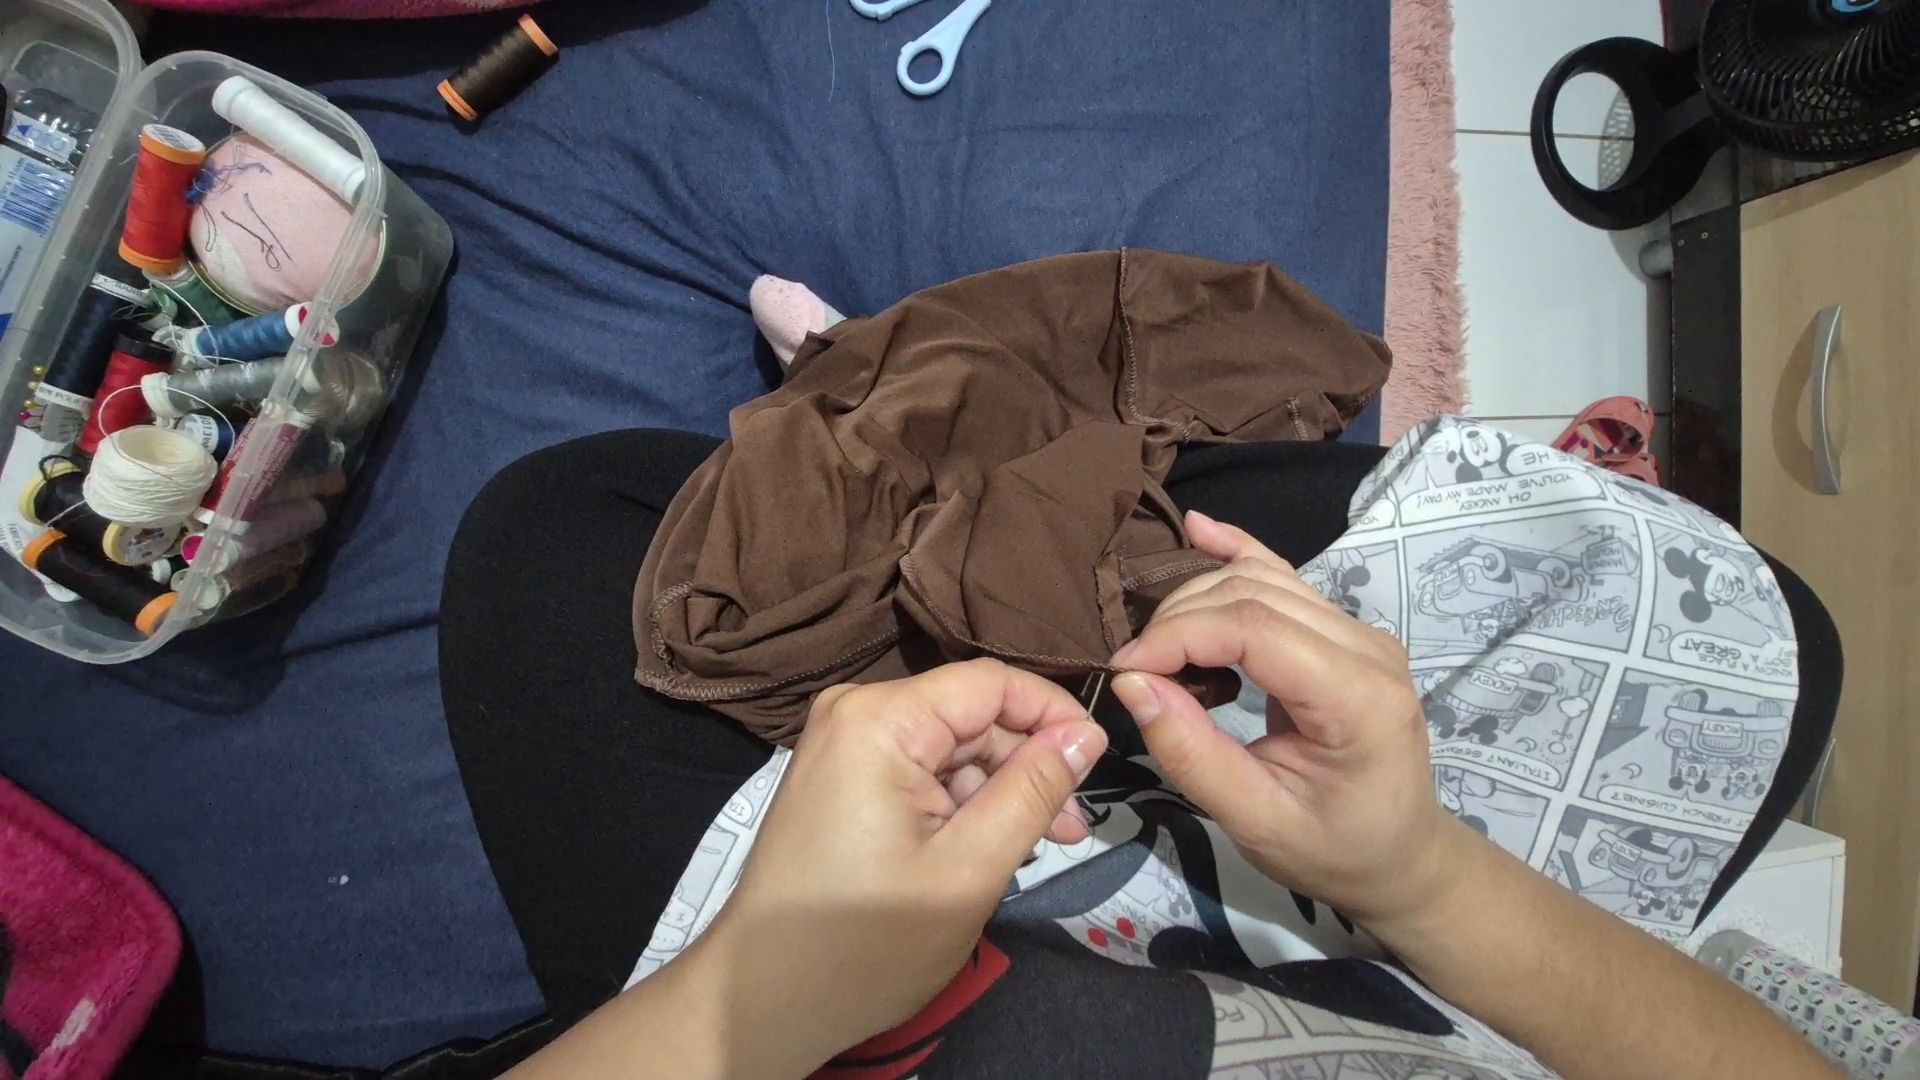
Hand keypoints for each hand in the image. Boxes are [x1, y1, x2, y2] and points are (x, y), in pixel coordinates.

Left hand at [695, 659, 1105, 1075]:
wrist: (761, 1002)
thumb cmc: (865, 943)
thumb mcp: (968, 869)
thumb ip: (1033, 790)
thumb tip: (1087, 733)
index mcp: (880, 717)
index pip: (990, 682)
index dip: (1052, 712)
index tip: (1097, 758)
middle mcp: (858, 710)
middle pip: (970, 715)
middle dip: (1026, 764)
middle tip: (1072, 826)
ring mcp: (846, 741)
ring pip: (951, 745)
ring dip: (998, 789)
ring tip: (1041, 843)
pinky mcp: (845, 772)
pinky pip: (921, 767)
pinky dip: (961, 801)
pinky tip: (988, 843)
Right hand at [1107, 510, 1457, 930]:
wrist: (1401, 856)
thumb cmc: (1334, 851)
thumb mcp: (1257, 822)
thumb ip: (1192, 754)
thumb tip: (1131, 684)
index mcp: (1357, 697)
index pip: (1252, 627)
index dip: (1176, 636)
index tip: (1123, 669)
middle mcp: (1365, 644)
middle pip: (1249, 593)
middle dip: (1175, 621)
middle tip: (1134, 671)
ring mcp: (1356, 629)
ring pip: (1256, 577)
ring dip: (1191, 599)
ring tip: (1154, 646)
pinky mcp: (1338, 627)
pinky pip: (1279, 572)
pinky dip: (1233, 549)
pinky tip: (1198, 529)